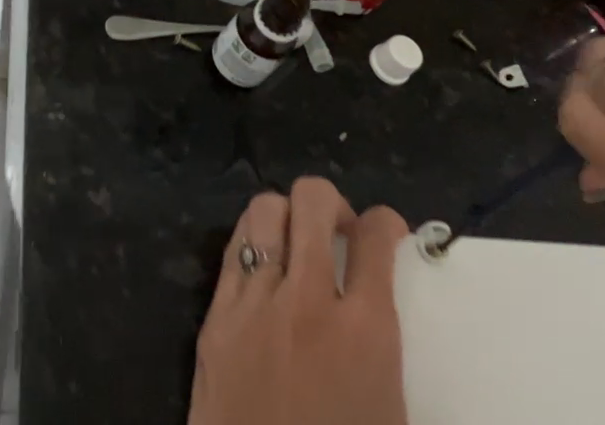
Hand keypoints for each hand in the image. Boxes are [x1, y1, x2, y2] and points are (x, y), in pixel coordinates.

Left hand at [190, 177, 409, 424]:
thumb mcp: (390, 408)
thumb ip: (384, 344)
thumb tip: (378, 306)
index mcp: (366, 332)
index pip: (377, 237)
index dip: (387, 223)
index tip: (386, 233)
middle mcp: (308, 302)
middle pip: (313, 201)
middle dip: (331, 203)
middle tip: (338, 232)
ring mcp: (254, 305)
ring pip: (265, 212)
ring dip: (287, 215)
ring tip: (297, 243)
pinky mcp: (214, 319)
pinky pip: (232, 252)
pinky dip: (252, 243)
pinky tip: (262, 267)